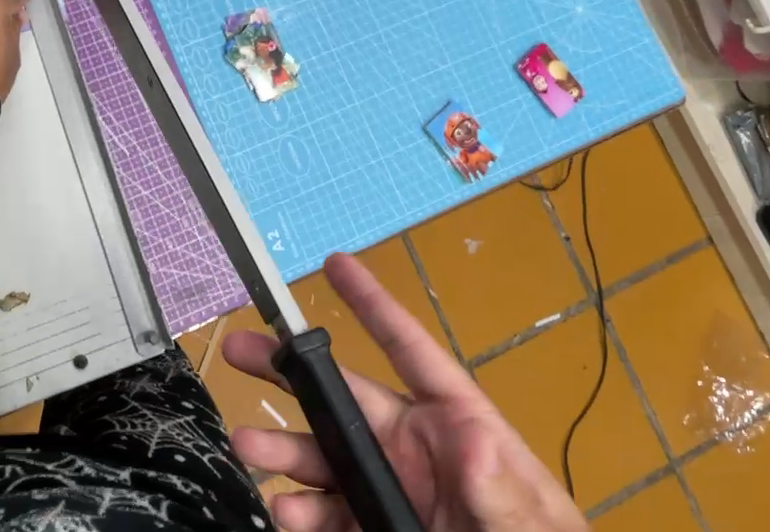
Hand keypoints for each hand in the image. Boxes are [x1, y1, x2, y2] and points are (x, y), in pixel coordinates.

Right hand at [224, 254, 587, 531]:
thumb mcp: (531, 525)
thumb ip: (503, 493)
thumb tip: (475, 441)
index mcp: (456, 424)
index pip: (410, 352)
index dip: (372, 305)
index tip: (334, 263)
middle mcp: (411, 447)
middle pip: (339, 396)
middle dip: (286, 370)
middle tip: (238, 349)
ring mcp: (387, 489)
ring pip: (321, 454)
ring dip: (281, 447)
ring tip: (248, 446)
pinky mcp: (369, 528)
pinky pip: (324, 511)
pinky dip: (297, 509)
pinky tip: (285, 511)